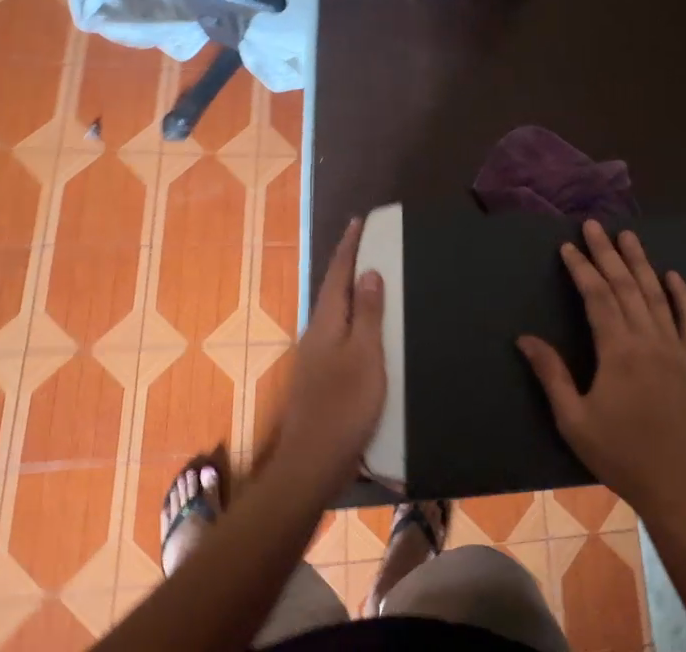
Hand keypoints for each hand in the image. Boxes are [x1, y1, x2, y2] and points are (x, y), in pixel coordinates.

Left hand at [276, 218, 385, 497]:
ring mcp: (315, 360)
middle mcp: (316, 336)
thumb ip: (368, 316)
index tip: (357, 222)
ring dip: (352, 295)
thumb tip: (369, 273)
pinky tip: (367, 332)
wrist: (312, 463)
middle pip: (333, 292)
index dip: (348, 248)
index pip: (337, 275)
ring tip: (373, 282)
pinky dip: (354, 321)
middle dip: (348, 267)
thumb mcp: (365, 357)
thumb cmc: (344, 407)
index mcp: (326, 324)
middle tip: (368, 245)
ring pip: (335, 315)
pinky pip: (340, 336)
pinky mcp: (322, 381)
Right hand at [518, 220, 685, 517]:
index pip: (597, 296)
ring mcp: (678, 349)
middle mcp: (650, 340)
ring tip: (629, 237)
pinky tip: (674, 277)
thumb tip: (524, 338)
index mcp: (618, 351)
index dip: (581, 269)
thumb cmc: (621, 456)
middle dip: (608, 254)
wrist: (681, 487)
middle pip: (626, 286)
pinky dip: (684, 295)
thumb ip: (551, 375)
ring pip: (657, 295)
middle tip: (594, 225)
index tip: (567, 247)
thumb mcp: (575, 420)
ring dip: (641, 263)